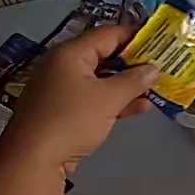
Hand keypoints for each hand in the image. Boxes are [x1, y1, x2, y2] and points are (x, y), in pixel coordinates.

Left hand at [0, 25, 157, 173]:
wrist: (33, 160)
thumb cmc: (71, 121)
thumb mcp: (108, 99)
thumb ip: (134, 81)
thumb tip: (154, 68)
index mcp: (71, 53)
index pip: (108, 34)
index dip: (136, 35)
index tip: (160, 40)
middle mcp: (64, 65)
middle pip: (105, 55)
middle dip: (134, 62)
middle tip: (161, 65)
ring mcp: (62, 89)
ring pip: (101, 79)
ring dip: (128, 84)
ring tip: (155, 87)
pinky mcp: (64, 110)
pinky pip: (94, 97)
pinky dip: (115, 100)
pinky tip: (140, 106)